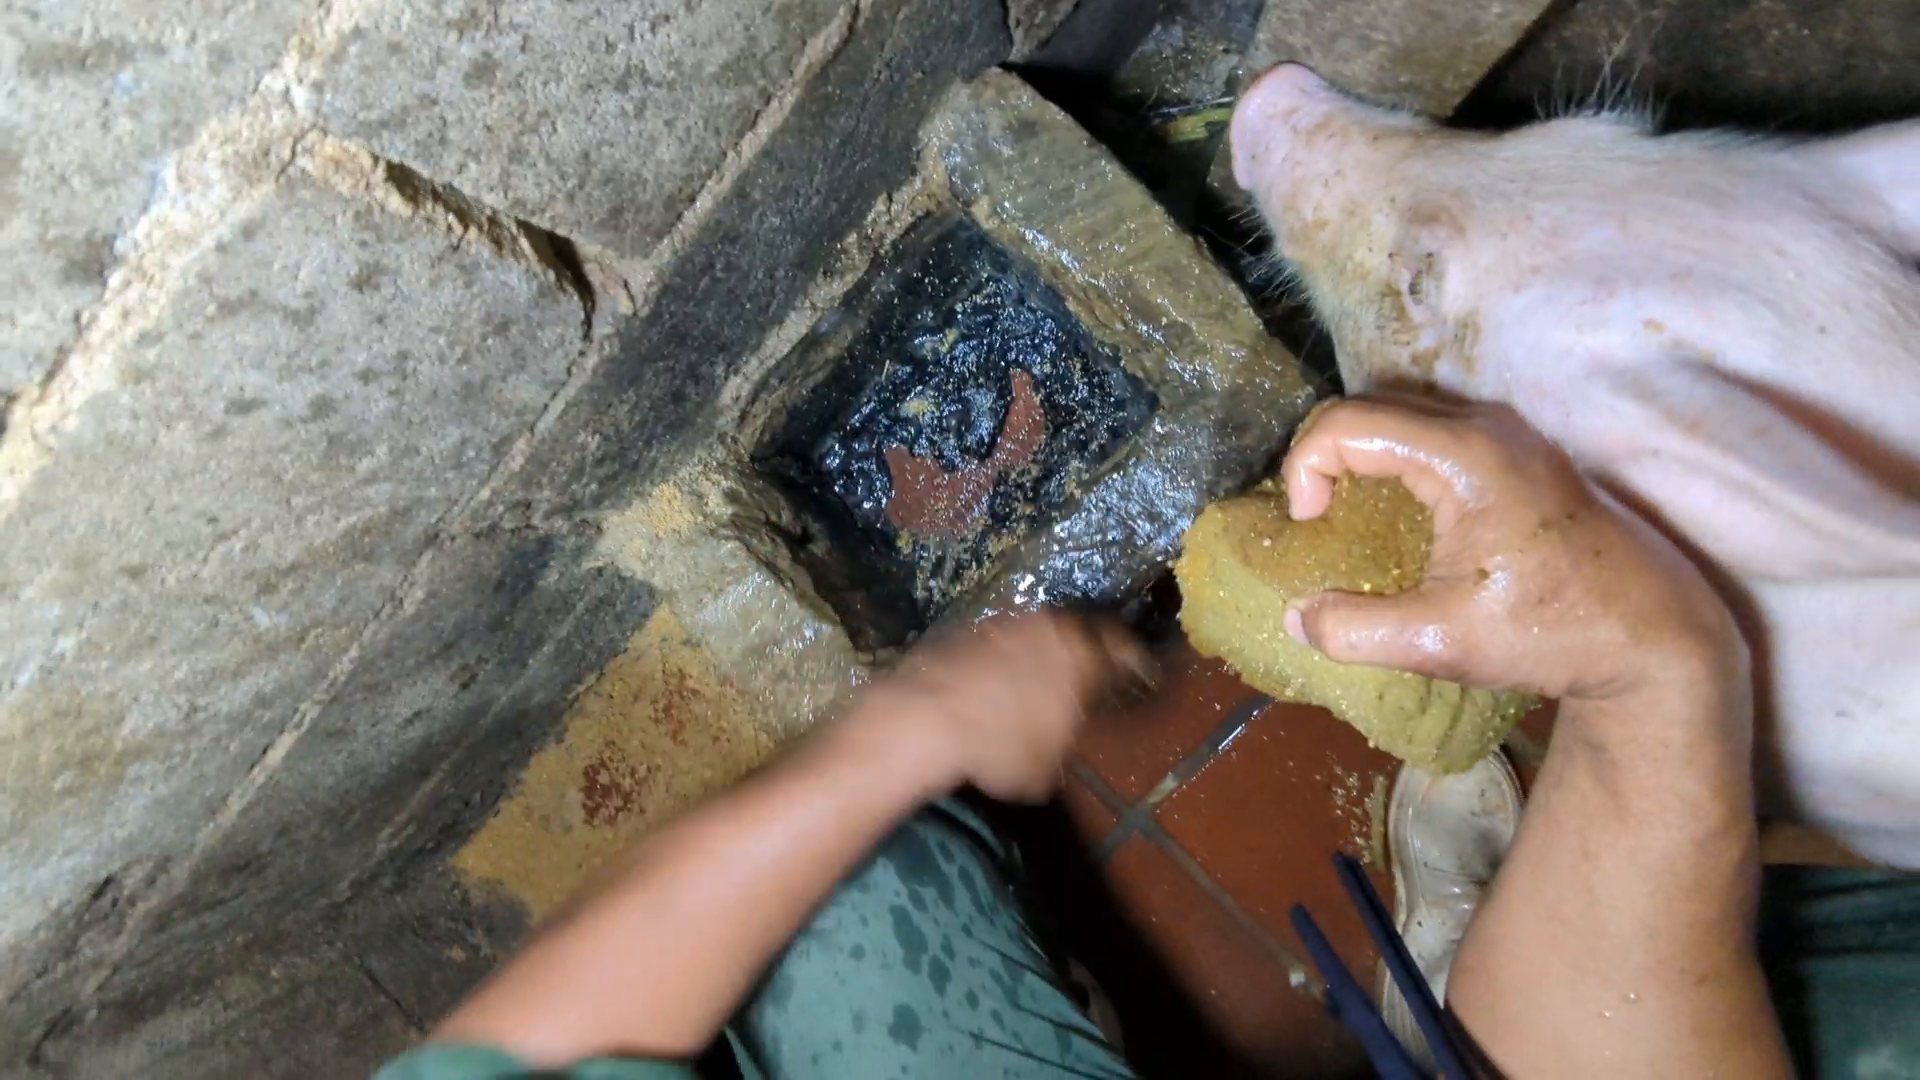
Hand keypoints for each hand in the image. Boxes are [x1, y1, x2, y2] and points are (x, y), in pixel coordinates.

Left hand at [857, 612, 1151, 802]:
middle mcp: (1048, 627)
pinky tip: (995, 685)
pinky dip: (1006, 658)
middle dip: (1085, 656)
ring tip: (1037, 684)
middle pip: (1079, 635)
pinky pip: (1002, 641)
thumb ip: (1067, 736)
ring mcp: (1005, 622)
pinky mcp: (968, 628)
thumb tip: (1063, 730)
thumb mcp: (1048, 763)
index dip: (1133, 662)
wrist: (923, 718)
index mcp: (1081, 654)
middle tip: (1086, 680)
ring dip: (1042, 654)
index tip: (1138, 673)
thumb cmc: (998, 746)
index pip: (1123, 648)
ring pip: (1037, 634)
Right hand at [1280, 396, 1744, 705]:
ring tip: (1344, 511)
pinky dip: (1385, 458)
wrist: (1660, 639)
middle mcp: (1485, 426)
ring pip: (1394, 414)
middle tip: (1316, 516)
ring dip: (1353, 456)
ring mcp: (1504, 432)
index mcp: (1465, 456)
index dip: (1305, 467)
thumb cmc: (1553, 634)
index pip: (1346, 424)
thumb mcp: (1439, 644)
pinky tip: (1390, 510)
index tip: (1310, 523)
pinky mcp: (1513, 449)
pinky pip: (1423, 430)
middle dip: (1321, 457)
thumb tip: (1293, 617)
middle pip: (1365, 408)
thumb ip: (1351, 631)